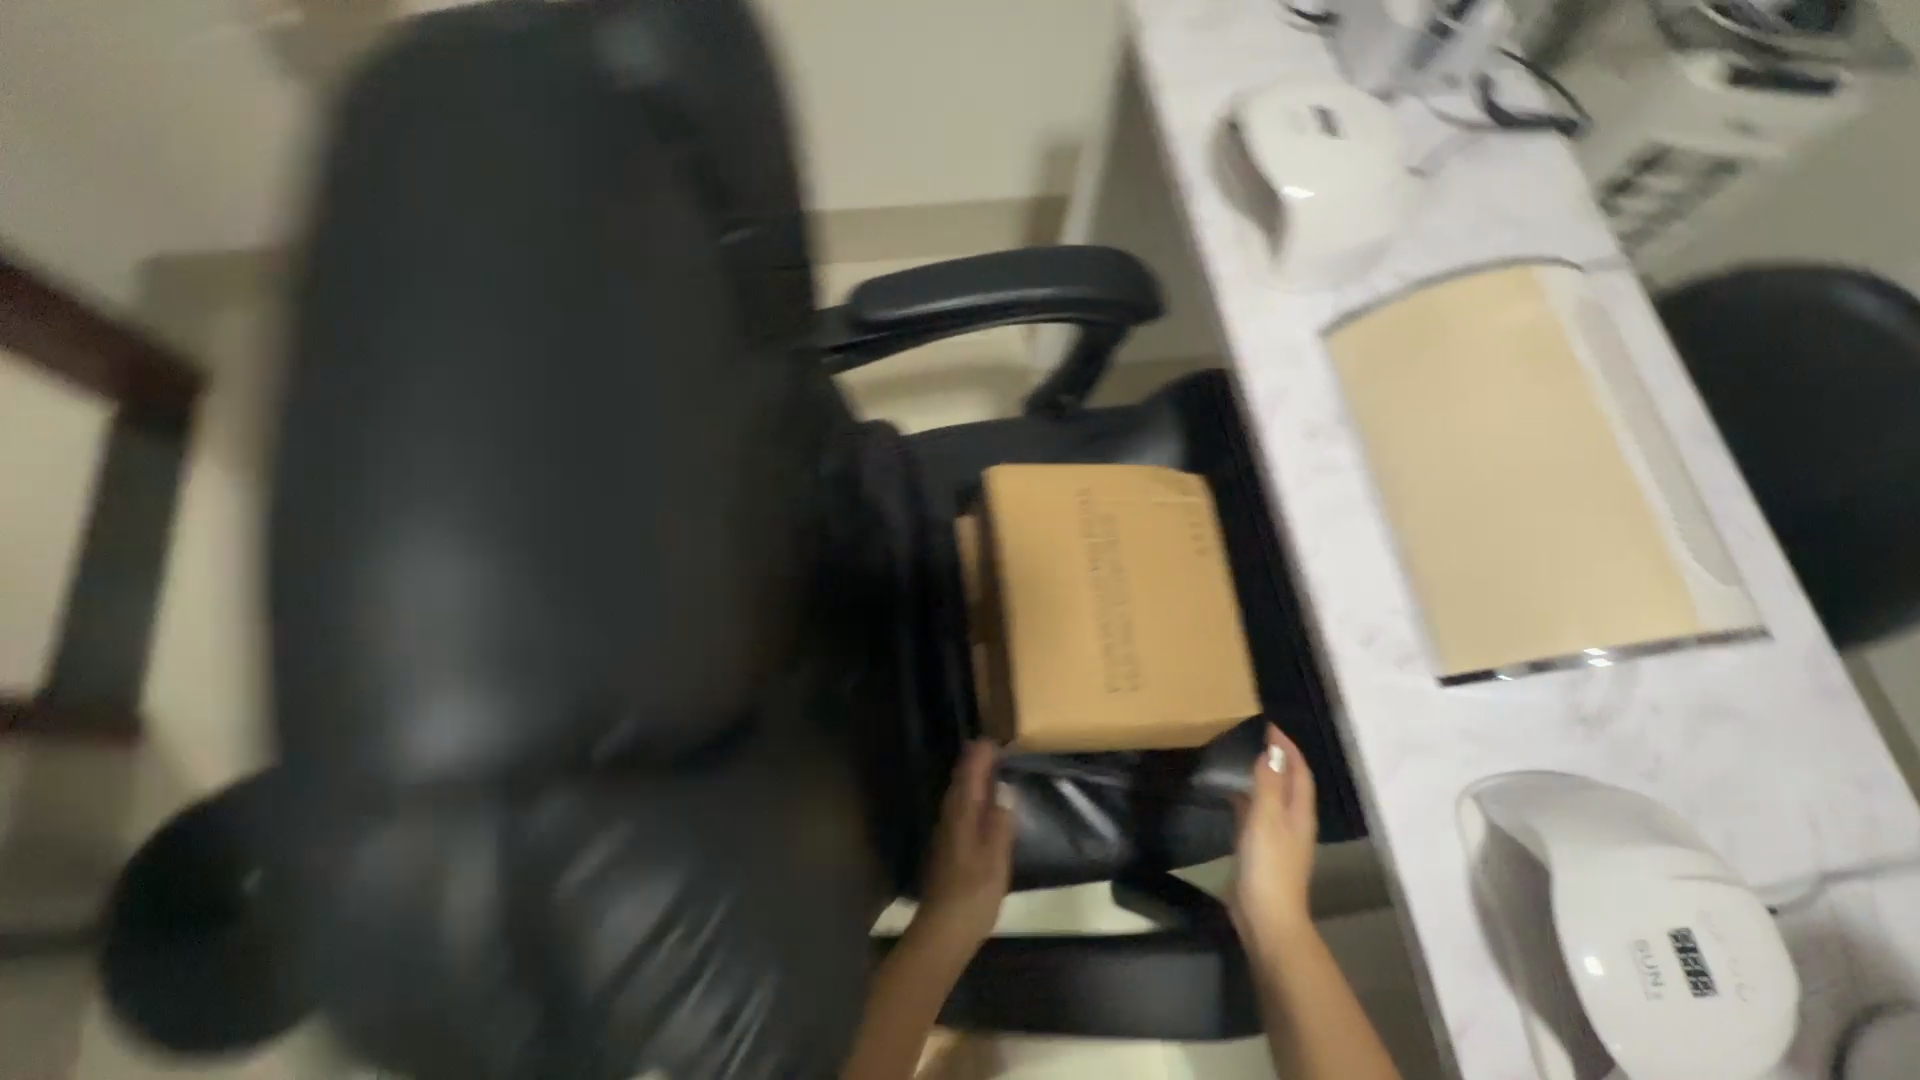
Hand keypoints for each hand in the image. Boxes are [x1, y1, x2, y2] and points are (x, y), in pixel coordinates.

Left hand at [913, 740, 1014, 950]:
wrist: (944, 930)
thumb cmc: (973, 893)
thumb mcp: (995, 858)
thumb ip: (1000, 822)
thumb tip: (1004, 791)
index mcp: (962, 816)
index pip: (970, 777)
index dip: (979, 758)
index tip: (992, 741)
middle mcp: (950, 820)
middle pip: (960, 784)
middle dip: (973, 764)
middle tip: (989, 749)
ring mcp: (946, 835)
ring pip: (958, 798)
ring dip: (970, 781)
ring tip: (986, 770)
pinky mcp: (948, 850)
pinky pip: (959, 812)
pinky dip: (969, 800)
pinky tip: (980, 808)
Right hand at [1232, 725, 1318, 954]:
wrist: (1266, 919)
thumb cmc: (1269, 866)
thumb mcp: (1266, 819)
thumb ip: (1268, 784)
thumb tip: (1271, 752)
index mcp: (1300, 814)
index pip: (1299, 772)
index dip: (1288, 748)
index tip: (1269, 726)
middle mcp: (1294, 823)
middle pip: (1290, 784)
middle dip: (1278, 760)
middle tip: (1254, 738)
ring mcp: (1279, 840)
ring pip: (1274, 800)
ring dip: (1262, 778)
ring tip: (1240, 761)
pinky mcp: (1262, 853)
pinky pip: (1258, 817)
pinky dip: (1248, 801)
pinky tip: (1230, 799)